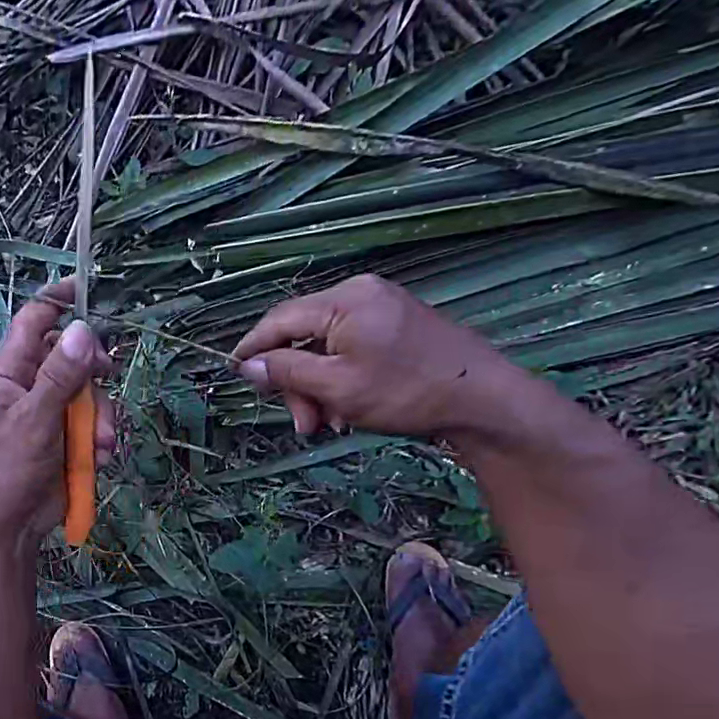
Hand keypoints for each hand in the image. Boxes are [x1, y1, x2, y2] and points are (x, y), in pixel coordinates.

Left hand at [0, 278, 112, 547]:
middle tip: (106, 377)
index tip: (90, 288)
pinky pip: (90, 423)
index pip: (33, 320)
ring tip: (98, 446)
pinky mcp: (63, 438)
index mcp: (7, 373)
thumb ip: (60, 375)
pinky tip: (96, 458)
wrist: (6, 526)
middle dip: (92, 374)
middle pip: (70, 357)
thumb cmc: (8, 469)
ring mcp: (47, 413)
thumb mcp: (36, 419)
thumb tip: (82, 328)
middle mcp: (27, 386)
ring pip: (87, 394)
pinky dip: (97, 438)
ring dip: (99, 418)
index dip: (59, 301)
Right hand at [231, 274, 537, 441]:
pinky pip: (351, 351)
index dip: (253, 348)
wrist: (483, 401)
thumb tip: (246, 366)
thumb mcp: (337, 387)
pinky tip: (349, 411)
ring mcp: (381, 309)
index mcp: (345, 299)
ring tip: (330, 424)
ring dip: (319, 389)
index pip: (280, 319)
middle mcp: (360, 294)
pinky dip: (341, 381)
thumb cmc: (406, 392)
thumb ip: (286, 373)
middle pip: (304, 337)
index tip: (235, 373)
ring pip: (327, 349)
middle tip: (304, 424)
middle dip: (297, 384)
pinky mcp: (396, 327)